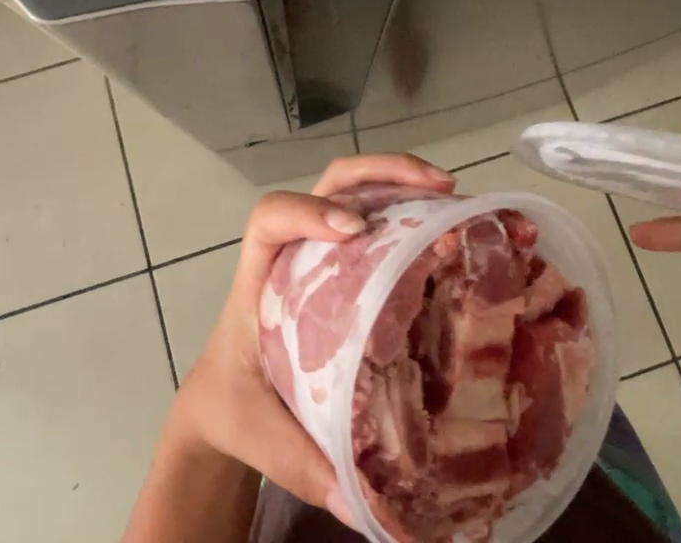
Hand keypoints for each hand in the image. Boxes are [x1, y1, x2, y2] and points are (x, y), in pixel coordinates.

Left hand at [161, 154, 456, 526]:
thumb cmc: (233, 404)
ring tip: (456, 198)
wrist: (224, 399)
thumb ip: (301, 464)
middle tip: (437, 188)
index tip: (352, 232)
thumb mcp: (258, 434)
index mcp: (260, 279)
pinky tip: (453, 229)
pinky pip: (380, 221)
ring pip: (358, 189)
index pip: (270, 217)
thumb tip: (364, 508)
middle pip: (330, 181)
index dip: (307, 211)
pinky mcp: (347, 265)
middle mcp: (295, 252)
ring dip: (405, 182)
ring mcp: (323, 251)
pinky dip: (414, 213)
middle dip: (382, 173)